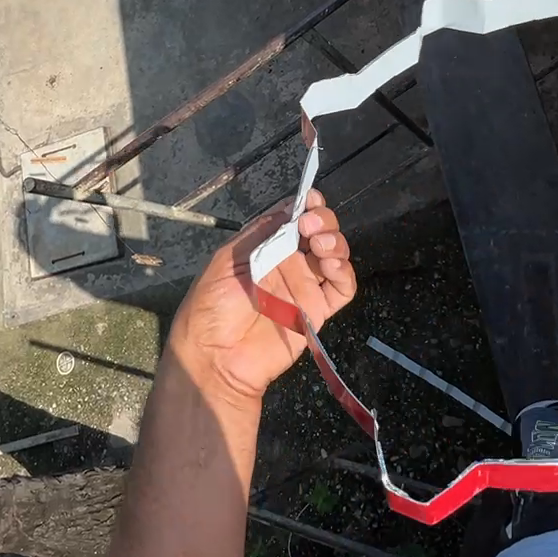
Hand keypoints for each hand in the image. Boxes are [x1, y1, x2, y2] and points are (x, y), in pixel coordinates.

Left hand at [167, 189, 356, 410]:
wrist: (216, 357)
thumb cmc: (213, 305)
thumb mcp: (228, 260)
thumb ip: (261, 234)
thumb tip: (289, 207)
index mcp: (266, 247)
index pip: (294, 219)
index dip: (305, 206)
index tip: (309, 199)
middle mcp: (289, 262)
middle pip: (319, 232)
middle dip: (323, 220)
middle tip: (310, 224)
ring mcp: (305, 286)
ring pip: (334, 255)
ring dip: (335, 242)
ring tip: (320, 244)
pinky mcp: (318, 311)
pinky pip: (342, 288)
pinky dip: (344, 272)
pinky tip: (332, 266)